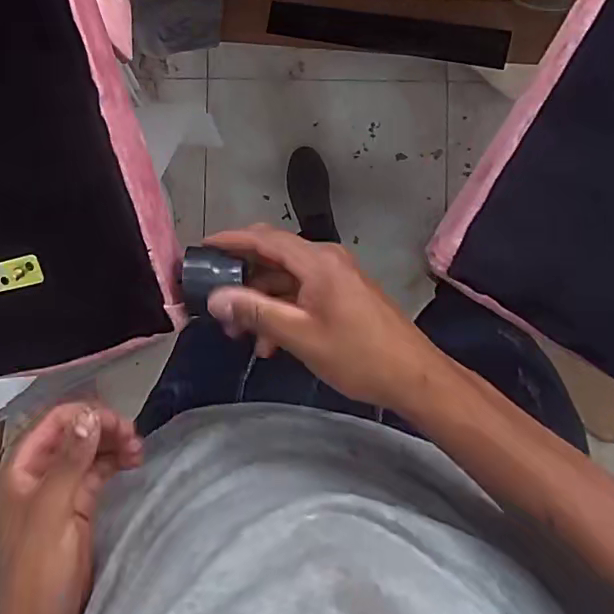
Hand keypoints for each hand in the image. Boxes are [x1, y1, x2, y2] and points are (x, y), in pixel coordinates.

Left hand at [0, 401, 142, 613]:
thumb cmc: (35, 575)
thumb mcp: (52, 513)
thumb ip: (69, 462)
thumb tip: (88, 416)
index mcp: (23, 467)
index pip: (56, 420)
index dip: (85, 414)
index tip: (114, 422)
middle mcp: (41, 471)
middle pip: (76, 430)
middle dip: (105, 427)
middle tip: (131, 435)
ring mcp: (61, 487)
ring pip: (90, 447)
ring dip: (114, 442)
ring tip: (136, 449)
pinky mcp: (79, 503)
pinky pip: (100, 468)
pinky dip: (116, 460)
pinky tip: (131, 460)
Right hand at [203, 224, 448, 408]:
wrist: (413, 376)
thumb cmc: (357, 354)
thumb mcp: (300, 335)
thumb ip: (256, 312)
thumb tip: (217, 296)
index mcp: (316, 260)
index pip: (263, 238)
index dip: (229, 240)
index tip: (200, 250)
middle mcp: (325, 259)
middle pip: (273, 256)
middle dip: (242, 277)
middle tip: (215, 300)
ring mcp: (336, 276)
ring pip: (285, 278)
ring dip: (261, 301)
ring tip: (241, 334)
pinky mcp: (342, 293)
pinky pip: (302, 292)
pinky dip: (282, 310)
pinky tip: (272, 342)